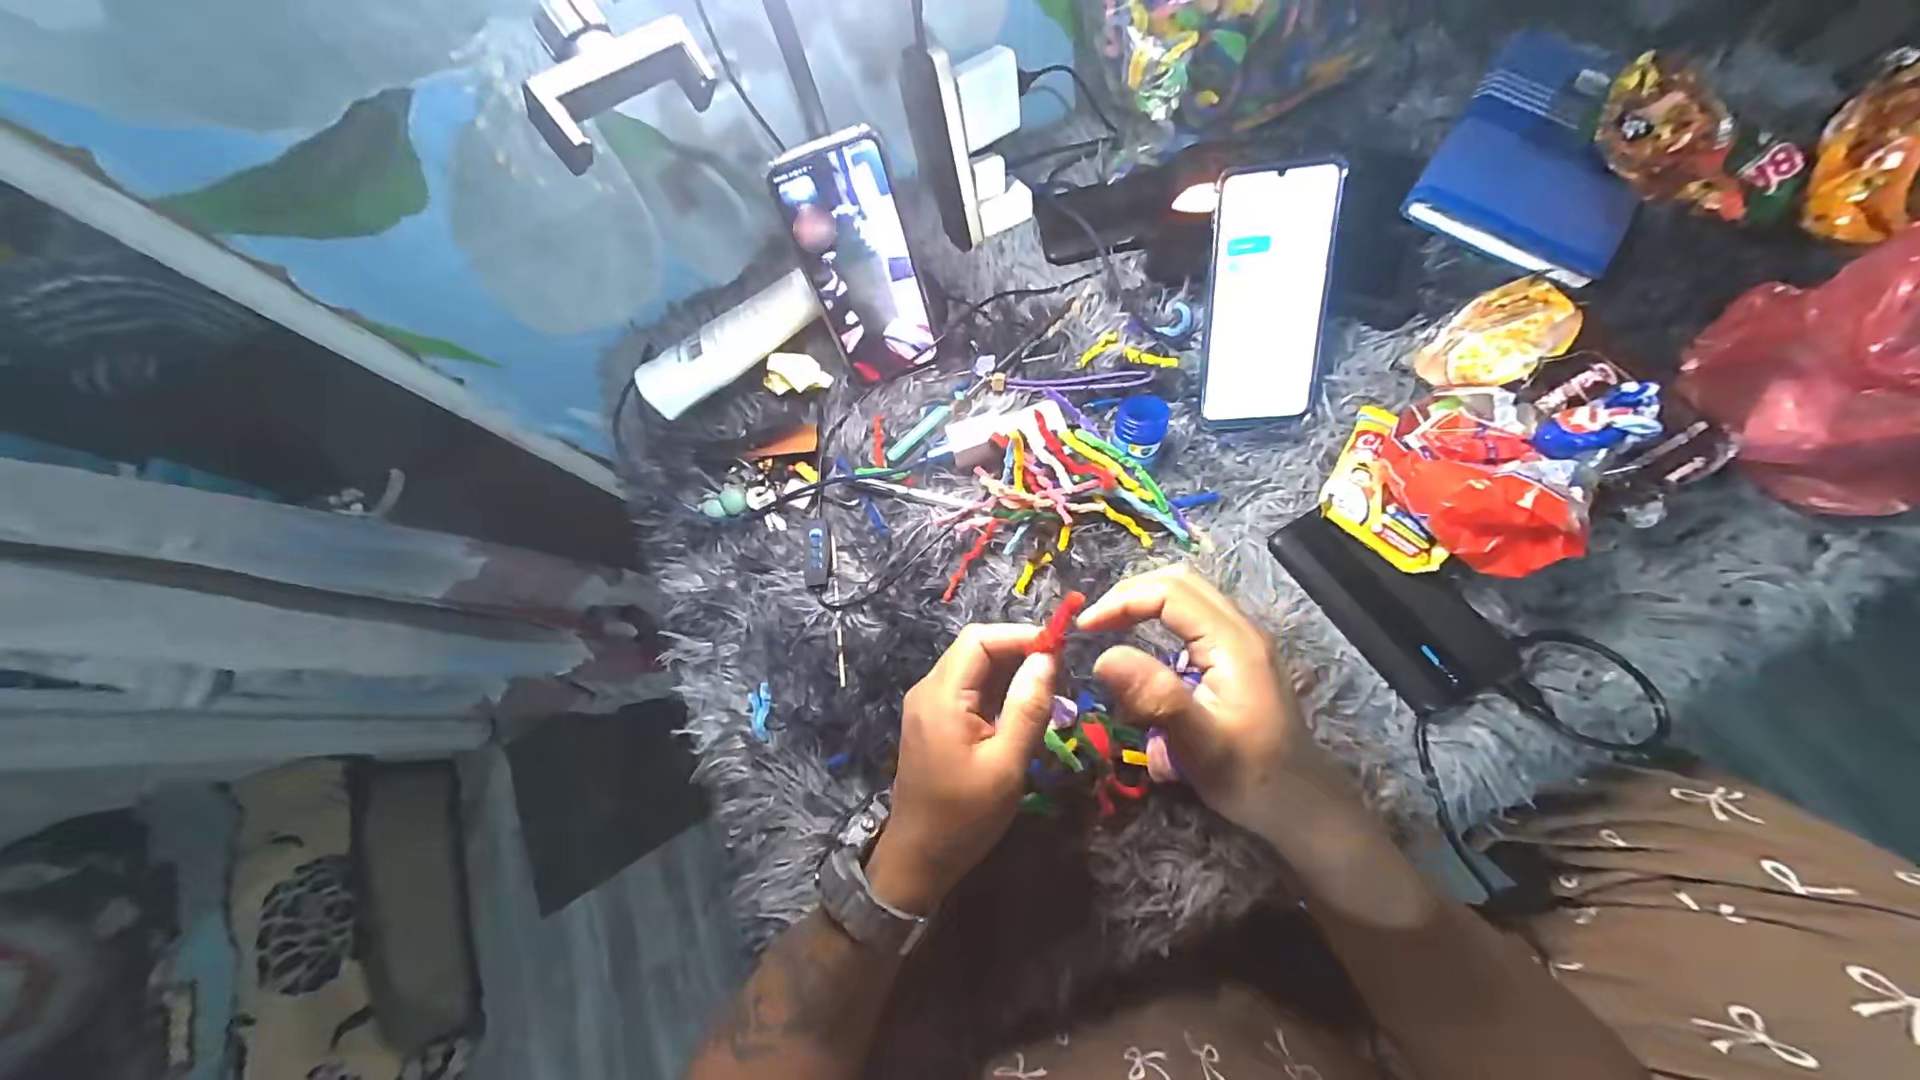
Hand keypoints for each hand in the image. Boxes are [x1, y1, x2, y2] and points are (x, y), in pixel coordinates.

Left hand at [866, 625, 1057, 914]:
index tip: (1059, 649)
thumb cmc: (964, 816)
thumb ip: (1028, 707)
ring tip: (1049, 691)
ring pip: (974, 668)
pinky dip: (998, 690)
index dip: (1020, 635)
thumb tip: (1049, 657)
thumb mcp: (1006, 764)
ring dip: (1011, 671)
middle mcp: (929, 689)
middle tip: (1059, 673)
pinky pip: (969, 690)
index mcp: (941, 695)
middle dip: (1018, 651)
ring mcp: (929, 704)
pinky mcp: (935, 719)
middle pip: (975, 649)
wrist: (918, 858)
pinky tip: (1023, 708)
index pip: (979, 639)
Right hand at [1077, 566, 1366, 852]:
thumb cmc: (1252, 777)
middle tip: (1096, 623)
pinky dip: (1157, 619)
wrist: (1303, 806)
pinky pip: (1191, 617)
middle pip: (1178, 581)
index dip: (1121, 601)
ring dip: (1143, 604)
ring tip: (1111, 628)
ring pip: (1185, 596)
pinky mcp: (1235, 655)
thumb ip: (1156, 698)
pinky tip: (1142, 648)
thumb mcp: (1201, 744)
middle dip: (1129, 595)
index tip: (1086, 628)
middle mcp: (1240, 630)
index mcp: (1233, 643)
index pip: (1169, 592)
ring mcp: (1240, 640)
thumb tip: (1103, 657)